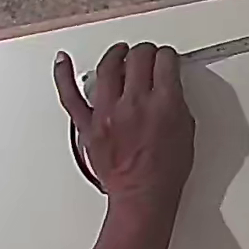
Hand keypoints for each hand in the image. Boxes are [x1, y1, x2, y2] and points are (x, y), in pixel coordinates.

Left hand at [55, 42, 195, 219]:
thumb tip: (167, 87)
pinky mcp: (88, 124)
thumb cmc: (164, 173)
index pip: (165, 61)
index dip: (167, 56)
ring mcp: (107, 112)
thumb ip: (175, 102)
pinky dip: (63, 75)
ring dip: (116, 54)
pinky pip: (70, 95)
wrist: (141, 196)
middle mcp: (134, 103)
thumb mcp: (185, 130)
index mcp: (163, 103)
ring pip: (107, 67)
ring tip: (120, 53)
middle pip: (138, 58)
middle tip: (147, 56)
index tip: (166, 59)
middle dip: (146, 52)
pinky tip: (63, 61)